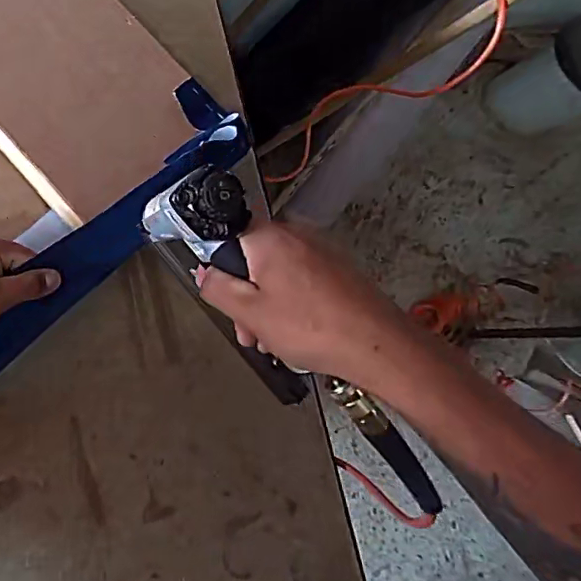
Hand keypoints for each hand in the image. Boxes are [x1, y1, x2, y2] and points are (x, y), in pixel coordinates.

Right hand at [195, 220, 417, 384]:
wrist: (376, 345)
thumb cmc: (319, 328)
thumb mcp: (249, 312)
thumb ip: (216, 287)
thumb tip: (204, 274)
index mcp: (269, 237)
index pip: (225, 239)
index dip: (218, 270)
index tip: (219, 293)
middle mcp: (296, 234)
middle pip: (252, 259)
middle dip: (244, 295)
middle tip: (248, 326)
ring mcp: (319, 250)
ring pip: (276, 273)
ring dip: (266, 304)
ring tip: (273, 337)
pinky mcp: (336, 268)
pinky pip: (299, 281)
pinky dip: (291, 303)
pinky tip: (296, 332)